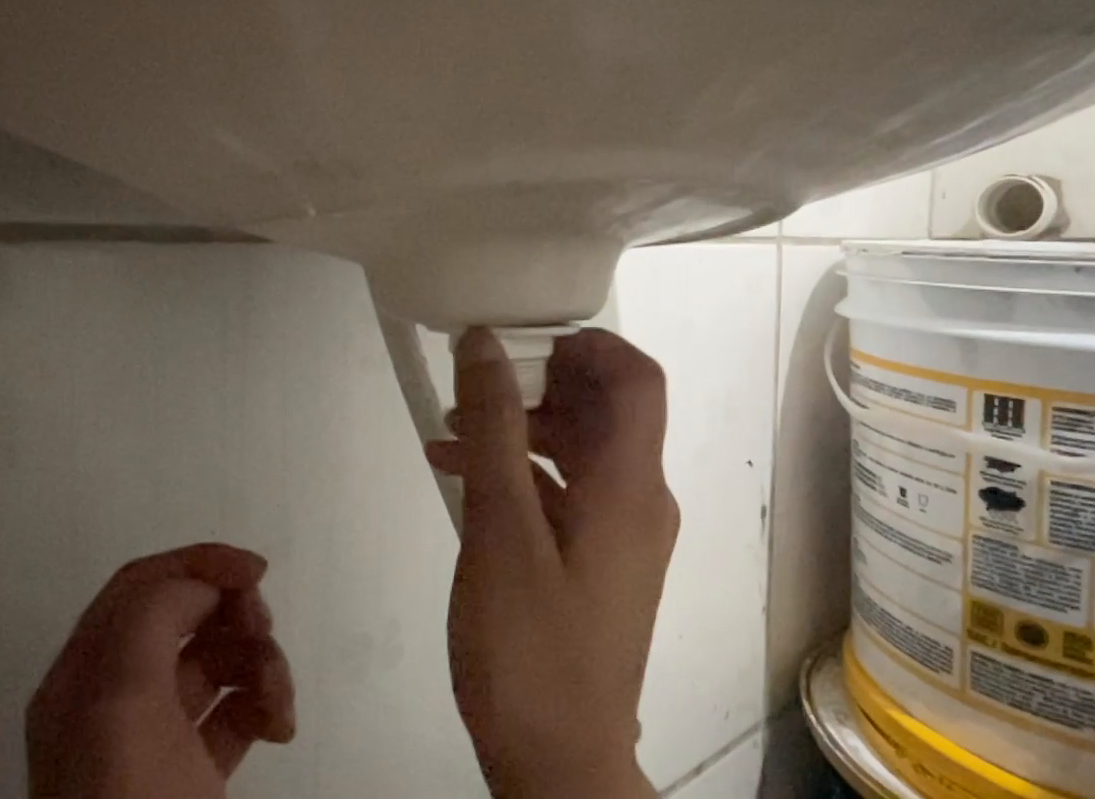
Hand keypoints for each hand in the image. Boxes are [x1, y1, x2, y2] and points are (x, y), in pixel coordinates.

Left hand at [27, 543, 295, 798]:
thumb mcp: (121, 704)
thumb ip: (150, 620)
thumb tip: (202, 580)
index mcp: (84, 673)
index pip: (141, 583)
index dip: (200, 563)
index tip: (255, 572)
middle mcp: (115, 696)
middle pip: (186, 615)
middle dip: (237, 615)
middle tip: (265, 634)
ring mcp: (155, 736)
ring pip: (219, 660)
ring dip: (262, 665)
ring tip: (279, 704)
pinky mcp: (192, 770)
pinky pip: (237, 709)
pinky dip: (265, 705)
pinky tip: (280, 728)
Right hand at [426, 328, 676, 798]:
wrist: (559, 764)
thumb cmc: (530, 646)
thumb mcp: (500, 527)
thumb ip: (494, 429)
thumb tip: (485, 343)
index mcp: (630, 485)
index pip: (636, 378)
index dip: (589, 343)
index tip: (523, 339)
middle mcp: (640, 500)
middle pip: (607, 409)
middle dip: (541, 382)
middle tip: (476, 381)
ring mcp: (623, 534)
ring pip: (581, 449)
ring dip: (523, 426)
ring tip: (454, 427)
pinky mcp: (600, 562)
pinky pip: (567, 492)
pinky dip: (523, 471)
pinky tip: (463, 476)